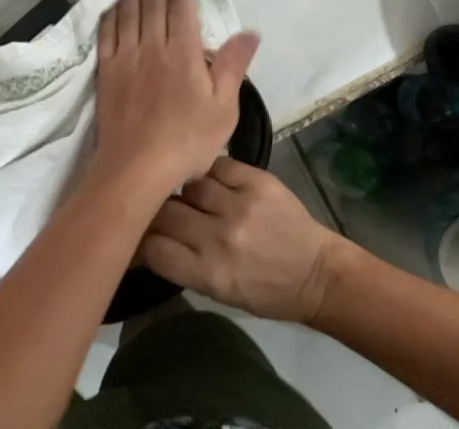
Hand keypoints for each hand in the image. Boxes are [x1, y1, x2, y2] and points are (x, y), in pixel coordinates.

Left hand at [90, 0, 258, 192]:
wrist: (136, 168)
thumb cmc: (187, 141)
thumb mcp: (223, 108)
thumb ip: (233, 65)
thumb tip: (250, 31)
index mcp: (183, 52)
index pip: (181, 7)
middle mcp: (153, 45)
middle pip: (152, 2)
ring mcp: (126, 56)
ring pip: (128, 11)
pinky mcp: (106, 69)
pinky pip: (107, 30)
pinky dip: (112, 11)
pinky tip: (113, 4)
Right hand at [140, 157, 351, 323]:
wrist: (317, 274)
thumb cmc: (264, 292)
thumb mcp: (217, 292)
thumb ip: (180, 263)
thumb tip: (144, 235)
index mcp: (209, 273)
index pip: (152, 247)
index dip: (141, 238)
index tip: (141, 233)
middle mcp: (221, 238)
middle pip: (165, 212)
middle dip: (158, 211)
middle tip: (161, 210)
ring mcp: (240, 206)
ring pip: (188, 184)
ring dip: (185, 191)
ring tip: (192, 197)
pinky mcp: (257, 181)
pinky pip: (216, 165)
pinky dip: (209, 172)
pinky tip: (212, 181)